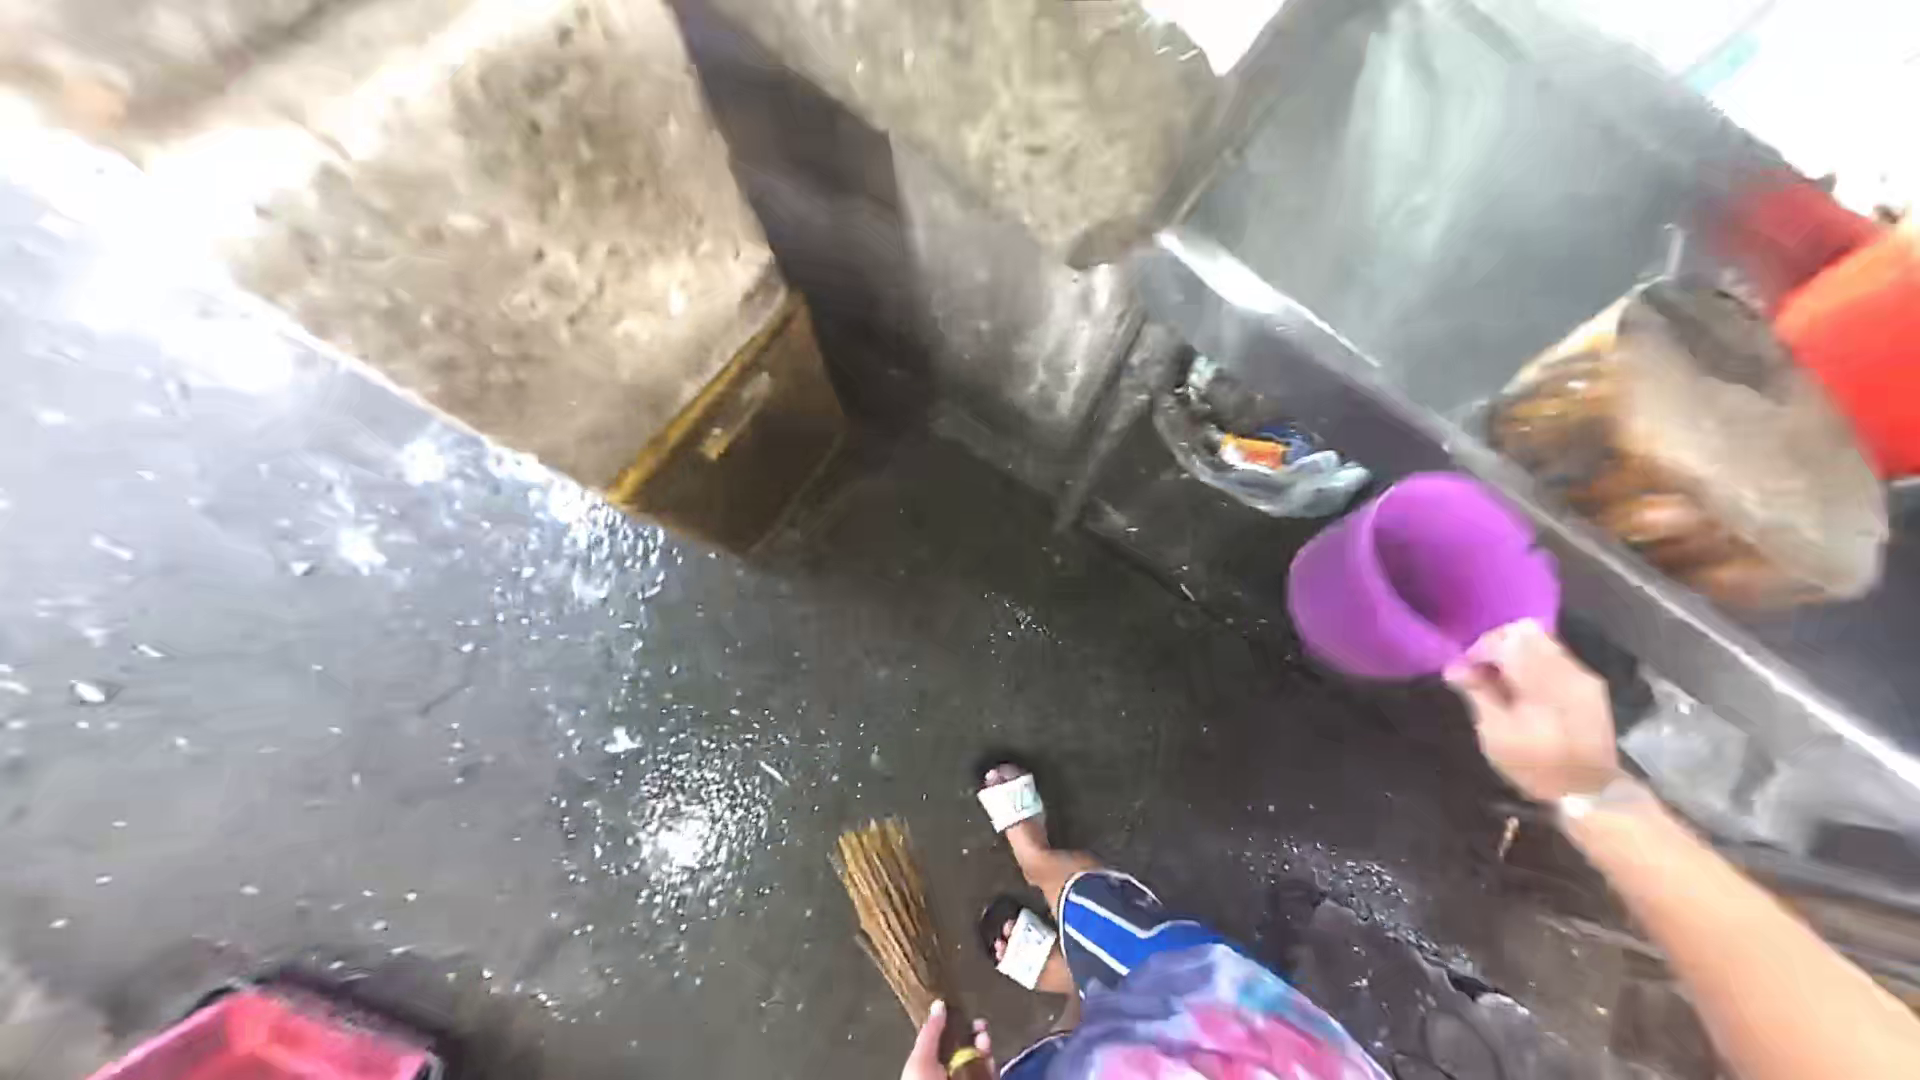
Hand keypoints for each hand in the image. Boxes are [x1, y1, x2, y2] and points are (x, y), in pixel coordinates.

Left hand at [901, 1000, 995, 1079]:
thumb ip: (930, 1033)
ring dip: (985, 1049)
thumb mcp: (920, 1062)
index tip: (963, 1012)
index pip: (945, 1041)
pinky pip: (990, 1077)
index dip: (955, 1025)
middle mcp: (949, 1077)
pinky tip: (992, 1060)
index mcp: (930, 1068)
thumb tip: (939, 1004)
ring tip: (985, 1042)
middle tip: (980, 1027)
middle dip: (975, 1035)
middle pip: (966, 1050)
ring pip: (980, 1063)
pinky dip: (992, 1068)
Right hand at [1444, 619, 1620, 802]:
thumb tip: (1454, 667)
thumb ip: (1477, 693)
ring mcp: (1582, 678)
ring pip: (1540, 643)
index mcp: (1544, 682)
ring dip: (1513, 655)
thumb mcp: (1495, 732)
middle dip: (1497, 647)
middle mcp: (1568, 672)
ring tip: (1498, 681)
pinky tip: (1520, 688)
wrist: (1590, 791)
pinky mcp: (1588, 687)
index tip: (1466, 671)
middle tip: (1480, 672)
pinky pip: (1553, 657)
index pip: (1507, 640)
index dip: (1480, 650)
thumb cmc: (1536, 764)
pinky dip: (1530, 663)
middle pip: (1526, 633)